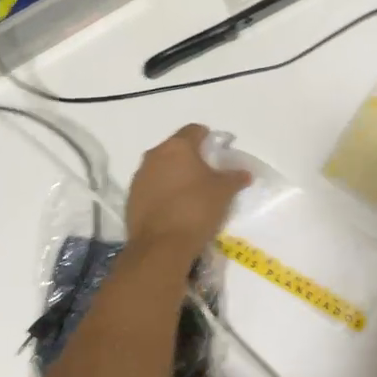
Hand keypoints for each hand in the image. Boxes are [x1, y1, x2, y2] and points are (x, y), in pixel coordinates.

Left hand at [124, 125, 251, 261]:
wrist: (161, 246)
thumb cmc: (196, 209)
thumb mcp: (224, 192)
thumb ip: (235, 177)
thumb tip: (245, 172)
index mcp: (177, 147)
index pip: (194, 130)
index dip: (207, 137)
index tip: (217, 151)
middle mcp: (154, 155)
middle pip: (175, 148)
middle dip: (190, 157)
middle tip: (207, 173)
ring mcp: (139, 176)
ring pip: (161, 167)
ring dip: (174, 174)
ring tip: (190, 192)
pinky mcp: (131, 197)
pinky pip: (151, 186)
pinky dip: (162, 191)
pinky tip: (174, 207)